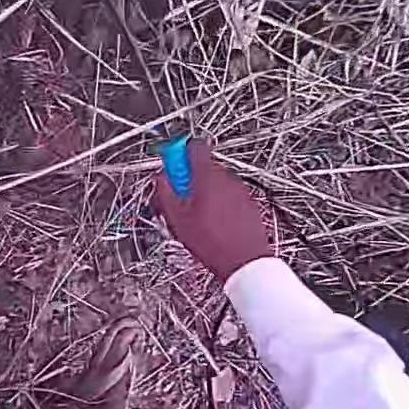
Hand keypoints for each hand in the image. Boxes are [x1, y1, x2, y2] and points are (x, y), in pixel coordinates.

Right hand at [153, 141, 273, 282]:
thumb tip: (160, 179)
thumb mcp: (177, 218)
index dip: (180, 154)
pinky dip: (220, 202)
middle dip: (190, 178)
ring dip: (205, 191)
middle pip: (204, 165)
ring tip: (197, 215)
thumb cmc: (213, 242)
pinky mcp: (249, 203)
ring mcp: (240, 190)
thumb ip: (165, 191)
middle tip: (180, 198)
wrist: (244, 262)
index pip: (194, 147)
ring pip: (216, 181)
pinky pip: (229, 195)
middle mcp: (226, 178)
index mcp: (207, 176)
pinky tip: (213, 223)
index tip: (173, 168)